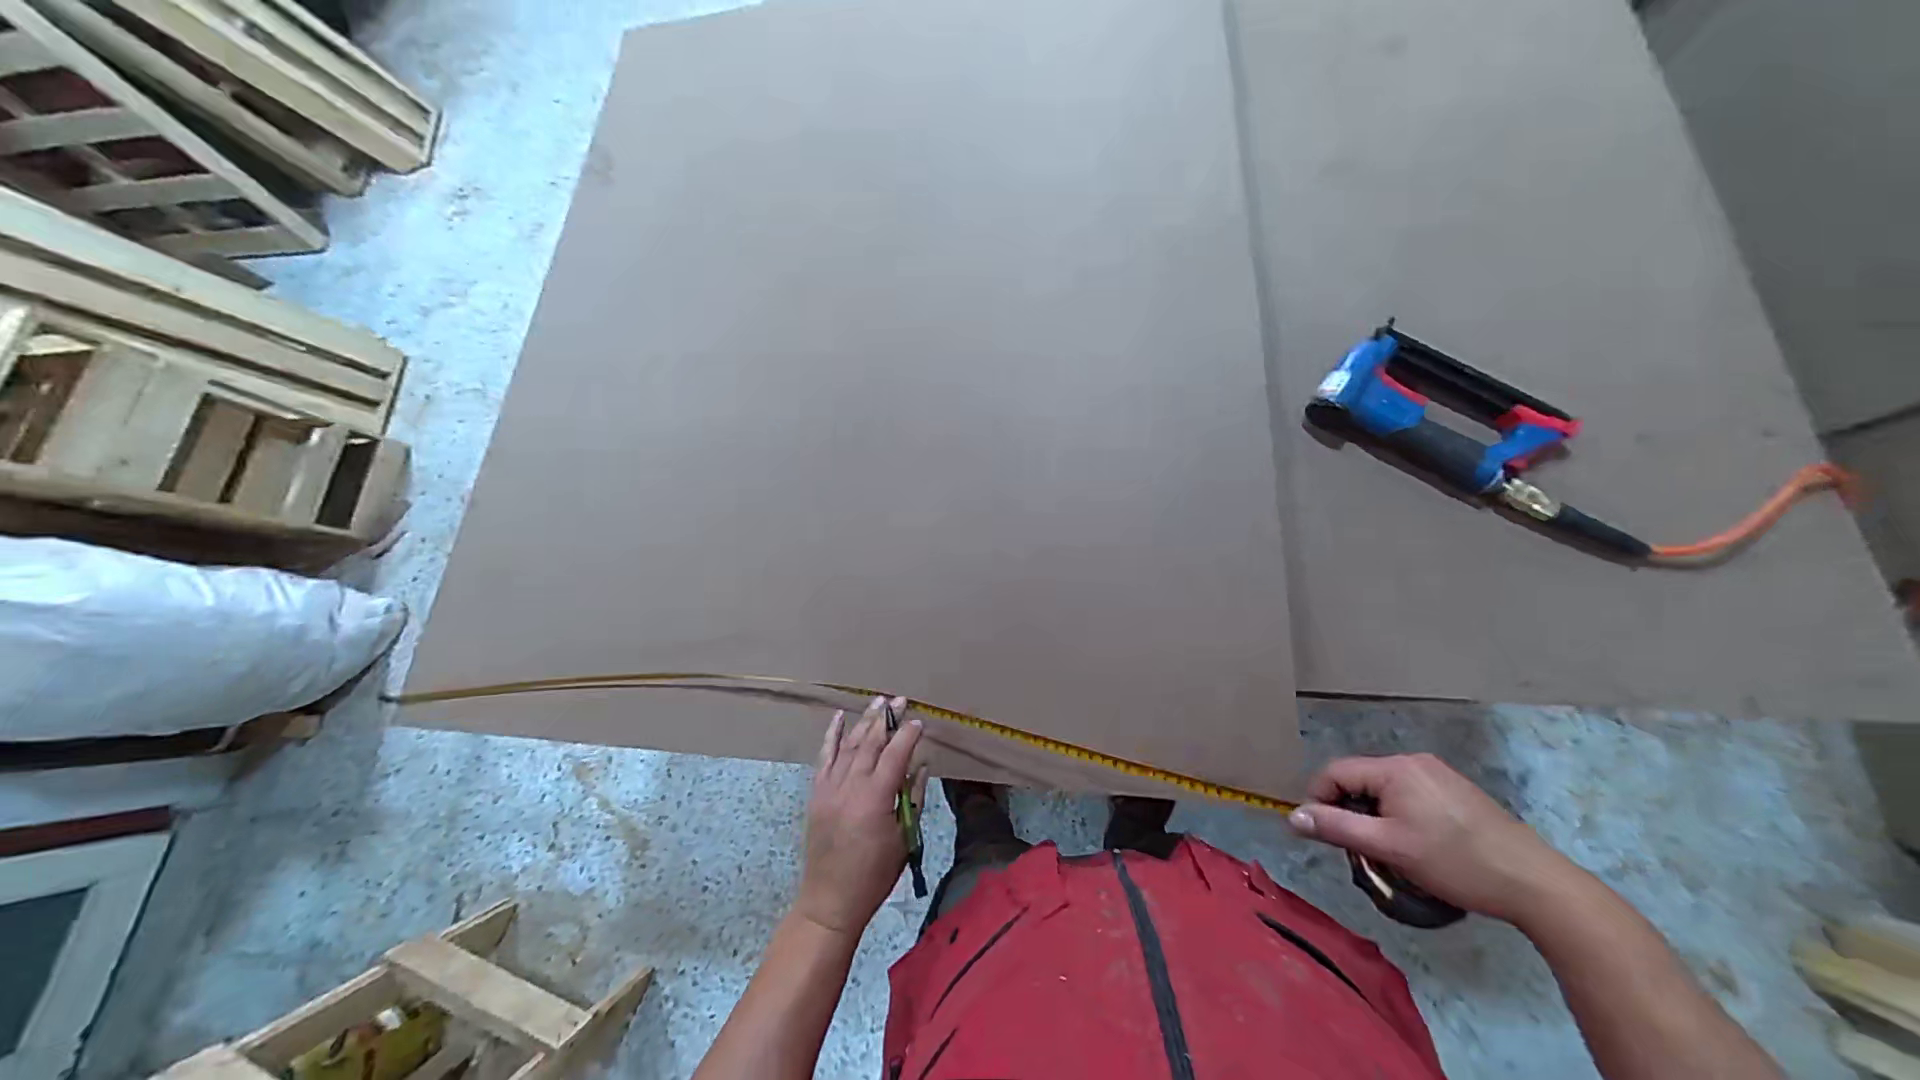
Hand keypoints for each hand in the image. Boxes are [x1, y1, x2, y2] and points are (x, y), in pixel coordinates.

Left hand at [793, 695, 926, 935]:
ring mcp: (830, 788)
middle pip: (871, 743)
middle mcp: (850, 786)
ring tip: (877, 701)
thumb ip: (911, 798)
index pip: (895, 755)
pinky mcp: (817, 793)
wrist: (831, 899)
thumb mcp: (904, 838)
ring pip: (849, 745)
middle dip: (886, 719)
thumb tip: (920, 767)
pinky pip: (824, 757)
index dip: (908, 736)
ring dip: (864, 722)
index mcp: (875, 799)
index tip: (919, 721)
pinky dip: (832, 735)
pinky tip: (839, 718)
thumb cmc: (875, 874)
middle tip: (899, 699)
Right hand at [1287, 753, 1578, 923]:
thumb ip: (1336, 828)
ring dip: (1373, 815)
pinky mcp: (1455, 792)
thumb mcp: (1388, 848)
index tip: (1324, 835)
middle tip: (1358, 847)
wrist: (1536, 884)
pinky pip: (1407, 795)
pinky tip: (1415, 844)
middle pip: (1358, 779)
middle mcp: (1413, 762)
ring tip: (1386, 850)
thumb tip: (1292, 817)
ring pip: (1382, 789)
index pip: (1334, 772)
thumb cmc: (1455, 862)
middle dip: (1348, 810)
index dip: (1319, 801)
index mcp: (1395, 768)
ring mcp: (1437, 775)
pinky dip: (1397, 815)